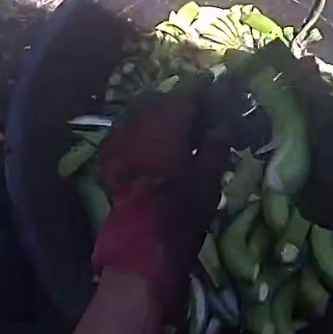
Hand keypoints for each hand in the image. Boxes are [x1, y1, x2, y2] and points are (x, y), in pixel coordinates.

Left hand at [90, 87, 229, 319]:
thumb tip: (222, 125)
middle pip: (159, 100)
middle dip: (177, 100)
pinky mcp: (110, 160)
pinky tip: (147, 140)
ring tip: (173, 122)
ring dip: (156, 113)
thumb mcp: (209, 180)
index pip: (185, 94)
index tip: (212, 86)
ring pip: (139, 114)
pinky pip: (123, 133)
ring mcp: (121, 143)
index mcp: (167, 127)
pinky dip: (137, 130)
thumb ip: (215, 147)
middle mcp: (141, 127)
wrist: (142, 248)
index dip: (200, 88)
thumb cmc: (182, 213)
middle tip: (195, 107)